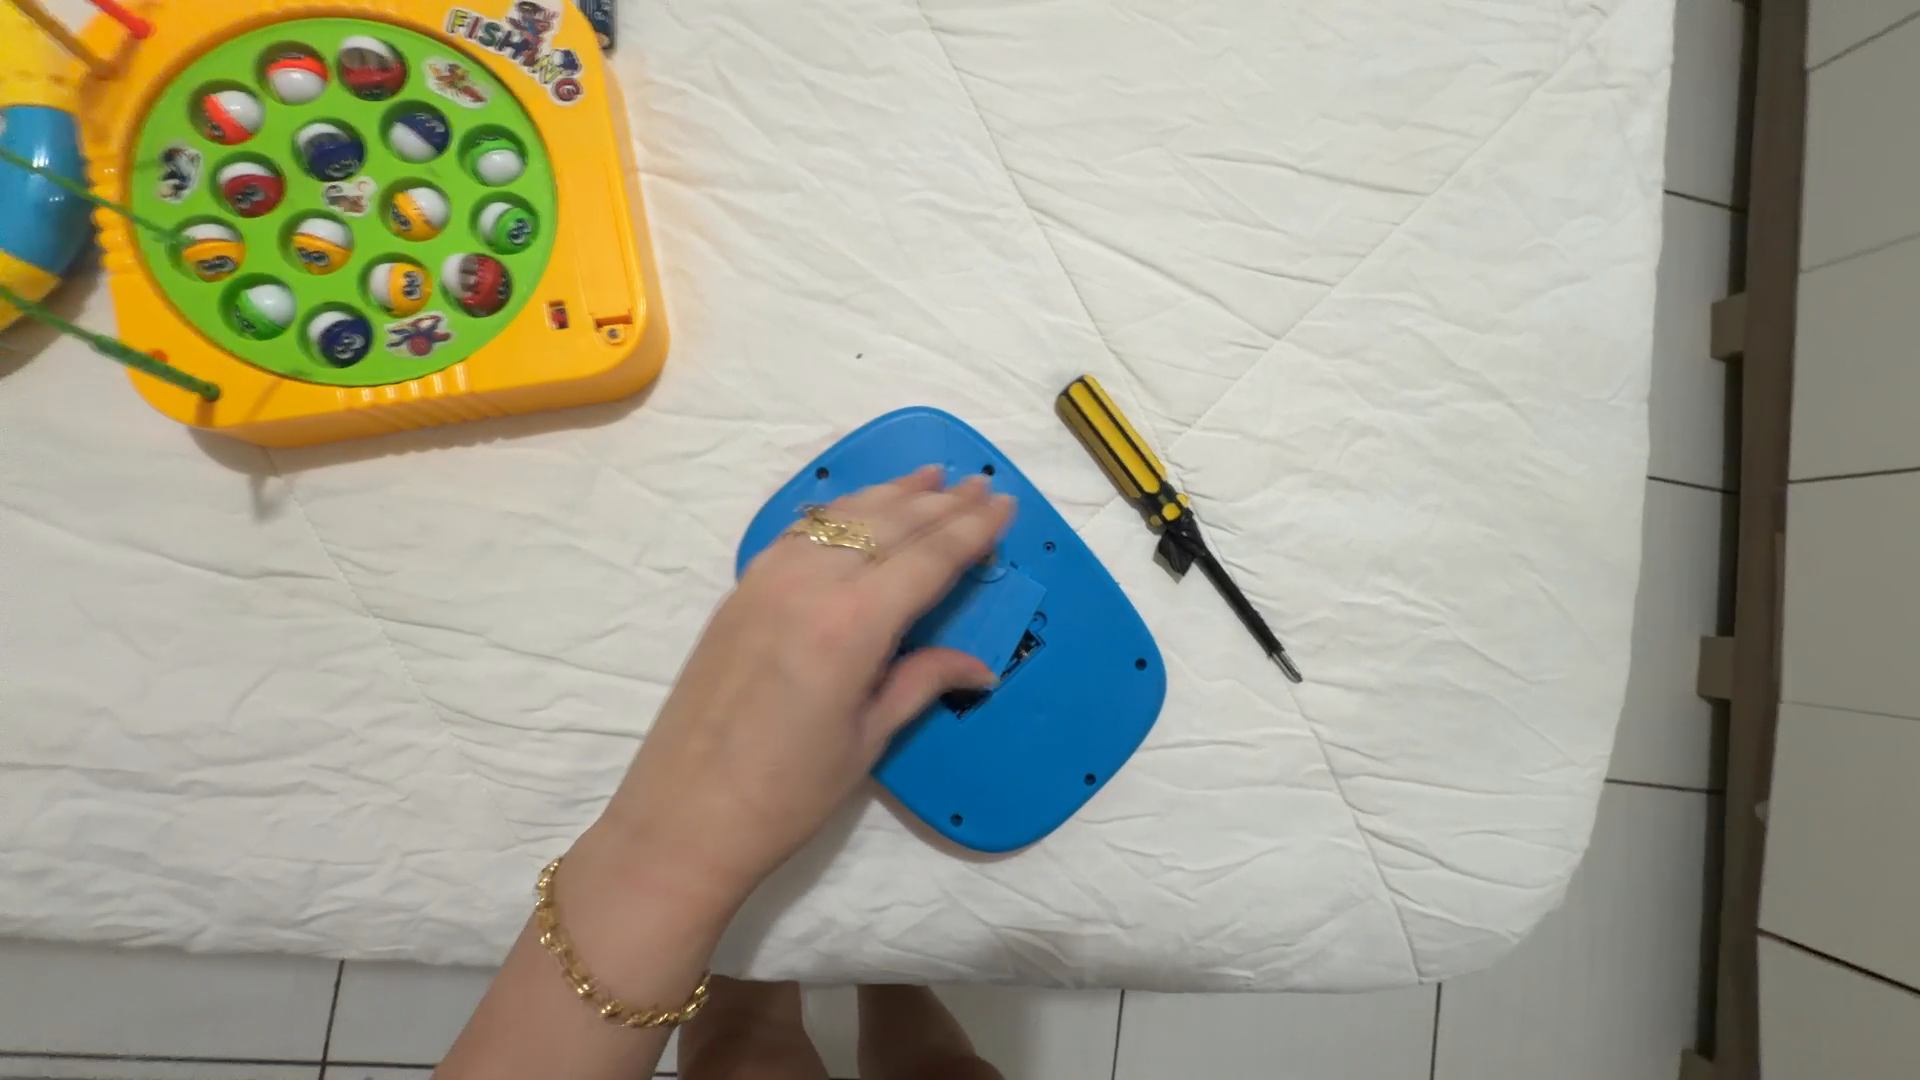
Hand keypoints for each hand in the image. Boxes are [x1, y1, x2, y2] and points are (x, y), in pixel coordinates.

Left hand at [594, 466, 1015, 912]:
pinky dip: (843, 510)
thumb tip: (981, 668)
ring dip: (893, 494)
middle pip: (891, 524)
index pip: (929, 558)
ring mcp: (769, 577)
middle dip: (942, 502)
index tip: (1006, 503)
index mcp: (852, 623)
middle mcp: (811, 582)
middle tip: (982, 484)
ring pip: (844, 515)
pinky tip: (863, 506)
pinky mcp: (743, 585)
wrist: (682, 816)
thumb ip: (924, 681)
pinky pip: (805, 529)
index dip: (972, 529)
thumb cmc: (788, 793)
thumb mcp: (868, 738)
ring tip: (932, 475)